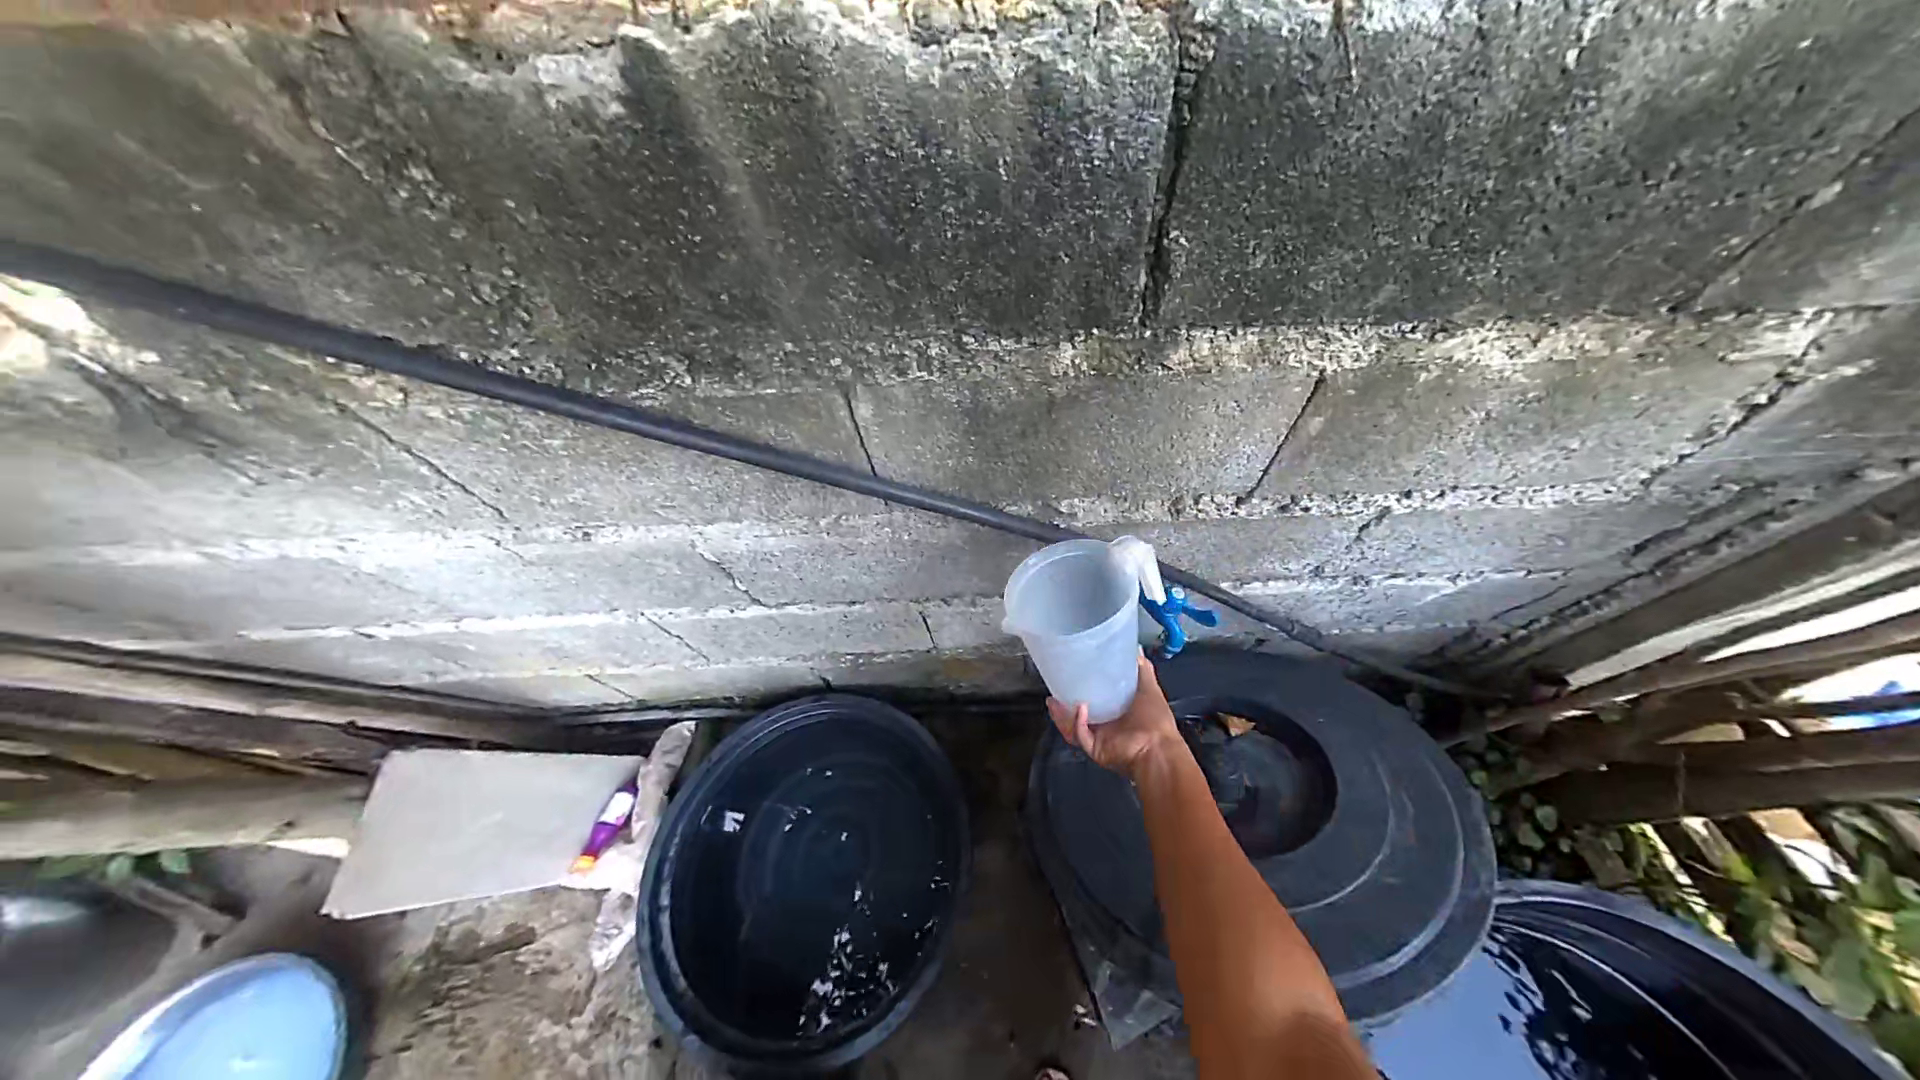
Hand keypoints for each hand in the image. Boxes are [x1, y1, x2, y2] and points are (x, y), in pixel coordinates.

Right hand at [1046, 651, 1185, 781]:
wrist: (1159, 748)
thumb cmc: (1157, 723)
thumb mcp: (1149, 688)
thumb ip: (1142, 669)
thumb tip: (1137, 650)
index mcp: (1117, 714)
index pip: (1093, 702)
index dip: (1081, 691)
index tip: (1071, 677)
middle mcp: (1106, 727)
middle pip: (1077, 716)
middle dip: (1063, 706)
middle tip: (1054, 693)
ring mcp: (1099, 739)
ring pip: (1072, 727)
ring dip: (1062, 715)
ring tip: (1054, 702)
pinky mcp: (1096, 748)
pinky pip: (1080, 736)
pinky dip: (1077, 723)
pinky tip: (1080, 709)